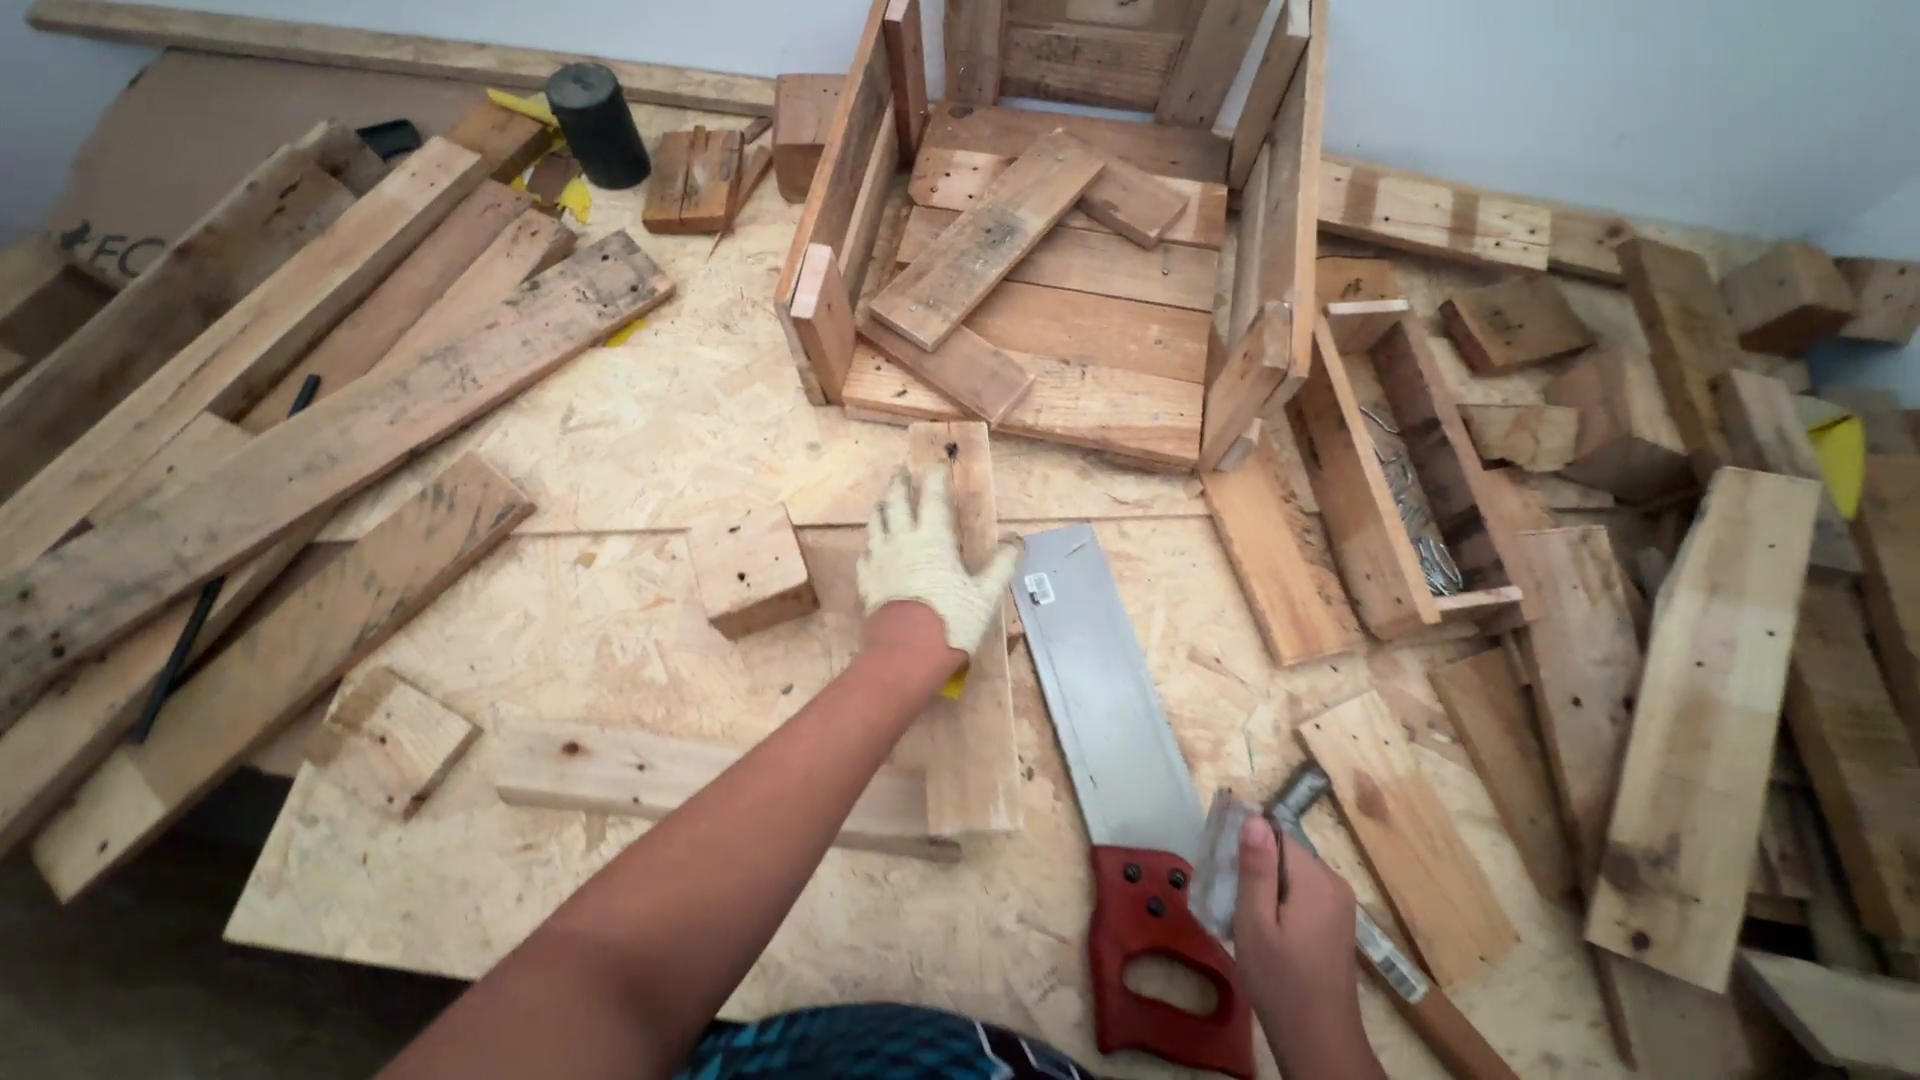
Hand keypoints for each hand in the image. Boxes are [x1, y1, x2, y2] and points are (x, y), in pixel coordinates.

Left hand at [857, 468, 1019, 655]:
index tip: (937, 464)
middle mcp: (901, 541)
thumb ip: (1001, 565)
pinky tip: (872, 548)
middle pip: (895, 502)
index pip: (933, 497)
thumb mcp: (985, 595)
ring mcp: (879, 560)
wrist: (905, 653)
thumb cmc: (951, 620)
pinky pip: (865, 554)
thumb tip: (1016, 540)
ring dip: (881, 508)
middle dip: (899, 483)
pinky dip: (870, 545)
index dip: (935, 478)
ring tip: (883, 500)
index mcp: (933, 538)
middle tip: (900, 470)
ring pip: (876, 524)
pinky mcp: (867, 582)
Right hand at [1233, 816, 1360, 1021]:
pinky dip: (1281, 902)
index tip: (1222, 866)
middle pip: (1286, 854)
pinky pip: (1303, 894)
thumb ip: (1256, 868)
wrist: (1319, 1040)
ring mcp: (1340, 905)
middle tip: (1227, 895)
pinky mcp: (1337, 924)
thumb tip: (1254, 819)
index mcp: (1317, 880)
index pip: (1277, 836)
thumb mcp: (1255, 922)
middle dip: (1255, 867)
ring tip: (1241, 914)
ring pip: (1293, 875)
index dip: (1247, 845)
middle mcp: (1335, 884)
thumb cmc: (1279, 980)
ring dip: (1266, 886)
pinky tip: (1264, 929)